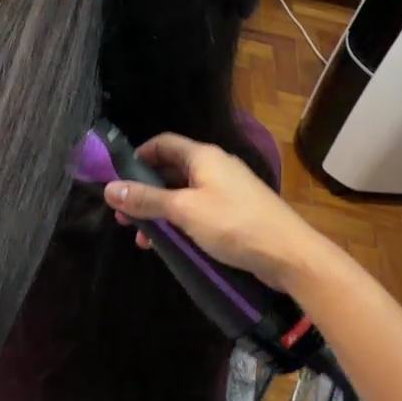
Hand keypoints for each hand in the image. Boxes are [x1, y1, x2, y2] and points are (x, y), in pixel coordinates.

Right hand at [102, 132, 335, 291]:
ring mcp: (227, 191)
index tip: (117, 178)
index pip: (162, 143)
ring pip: (183, 194)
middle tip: (124, 214)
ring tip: (143, 237)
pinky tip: (170, 245)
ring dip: (160, 212)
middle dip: (144, 191)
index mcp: (203, 157)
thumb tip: (109, 189)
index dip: (137, 156)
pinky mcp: (235, 213)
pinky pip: (198, 210)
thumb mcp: (184, 211)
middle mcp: (215, 167)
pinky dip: (180, 223)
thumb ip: (147, 200)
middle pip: (170, 170)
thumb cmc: (235, 224)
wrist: (292, 256)